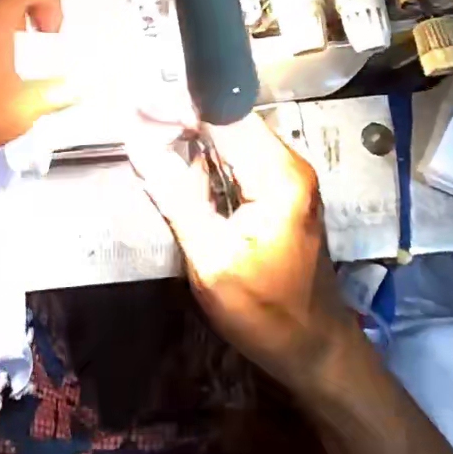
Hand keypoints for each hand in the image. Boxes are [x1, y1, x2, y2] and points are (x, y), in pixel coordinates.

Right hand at [127, 114, 360, 393]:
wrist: (315, 347)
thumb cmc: (264, 310)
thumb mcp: (210, 259)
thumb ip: (175, 196)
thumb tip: (139, 145)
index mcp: (278, 175)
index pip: (225, 115)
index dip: (179, 106)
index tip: (138, 107)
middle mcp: (289, 164)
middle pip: (230, 120)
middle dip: (183, 117)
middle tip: (137, 124)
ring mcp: (288, 175)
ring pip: (233, 135)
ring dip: (193, 135)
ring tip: (150, 138)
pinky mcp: (281, 188)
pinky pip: (239, 156)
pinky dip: (208, 156)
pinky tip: (180, 164)